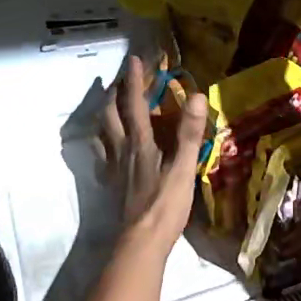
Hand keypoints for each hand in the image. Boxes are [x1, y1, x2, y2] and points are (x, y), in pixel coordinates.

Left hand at [98, 56, 207, 250]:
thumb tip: (198, 95)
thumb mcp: (184, 168)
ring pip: (102, 133)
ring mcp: (113, 168)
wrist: (141, 241)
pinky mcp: (112, 184)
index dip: (134, 80)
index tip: (134, 58)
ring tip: (109, 105)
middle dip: (114, 92)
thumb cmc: (165, 205)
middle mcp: (121, 150)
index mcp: (140, 143)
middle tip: (120, 79)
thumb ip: (190, 133)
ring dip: (105, 114)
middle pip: (111, 114)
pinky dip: (102, 144)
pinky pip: (101, 157)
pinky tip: (105, 147)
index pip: (134, 103)